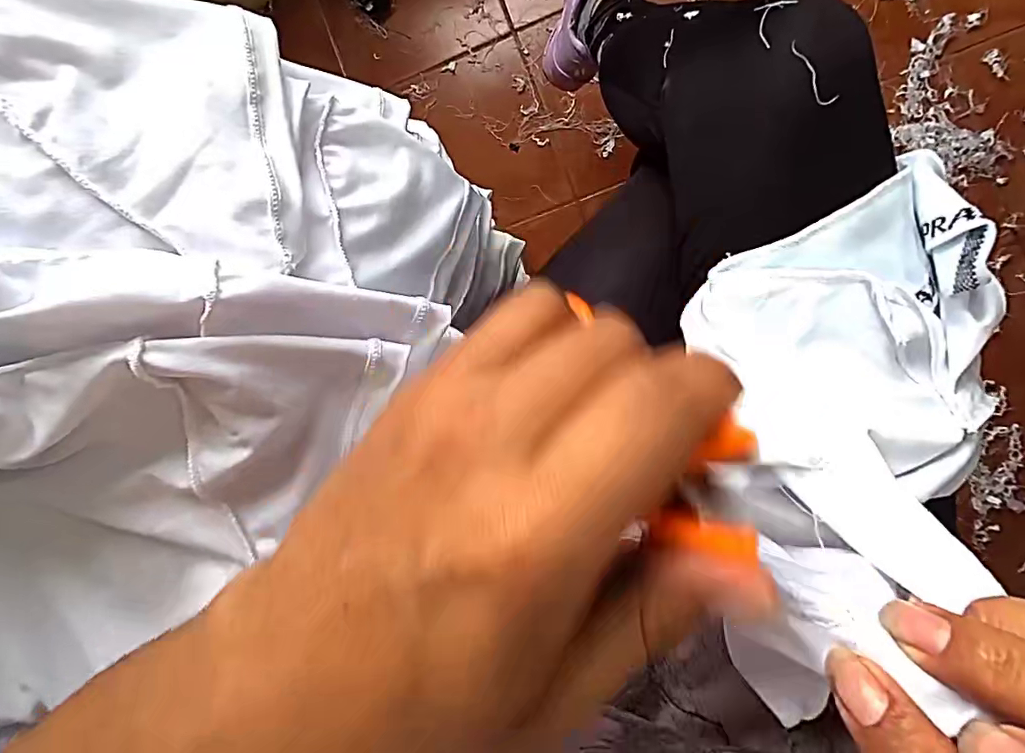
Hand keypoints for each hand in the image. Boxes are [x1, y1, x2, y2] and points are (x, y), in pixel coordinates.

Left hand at [12, 284, 775, 752]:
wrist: (274, 692)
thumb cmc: (428, 713)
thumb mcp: (561, 693)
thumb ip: (661, 608)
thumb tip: (749, 567)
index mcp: (539, 531)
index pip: (661, 403)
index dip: (713, 393)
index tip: (719, 426)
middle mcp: (497, 440)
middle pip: (626, 346)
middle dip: (666, 383)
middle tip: (658, 441)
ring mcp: (451, 397)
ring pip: (579, 316)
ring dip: (613, 356)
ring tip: (602, 413)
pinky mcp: (423, 382)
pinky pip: (521, 311)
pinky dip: (559, 333)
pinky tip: (548, 389)